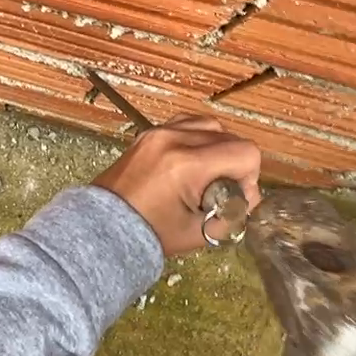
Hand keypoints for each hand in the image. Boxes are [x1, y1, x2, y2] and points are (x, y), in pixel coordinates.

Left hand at [92, 116, 261, 255]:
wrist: (104, 225)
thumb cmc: (151, 232)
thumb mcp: (200, 232)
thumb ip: (232, 213)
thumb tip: (247, 197)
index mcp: (187, 164)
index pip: (245, 152)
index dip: (250, 177)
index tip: (237, 198)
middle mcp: (173, 139)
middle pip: (229, 137)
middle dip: (235, 165)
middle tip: (221, 191)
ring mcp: (158, 132)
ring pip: (209, 124)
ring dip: (218, 147)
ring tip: (207, 175)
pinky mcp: (149, 133)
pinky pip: (185, 123)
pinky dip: (197, 137)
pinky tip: (192, 161)